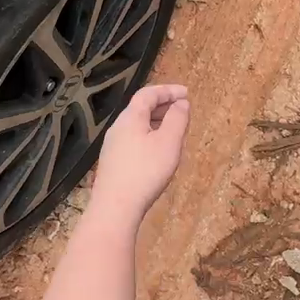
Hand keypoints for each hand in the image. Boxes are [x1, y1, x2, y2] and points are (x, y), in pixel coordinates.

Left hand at [87, 84, 190, 226]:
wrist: (114, 209)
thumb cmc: (145, 171)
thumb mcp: (169, 143)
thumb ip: (177, 119)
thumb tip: (181, 103)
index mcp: (130, 118)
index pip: (148, 94)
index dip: (168, 90)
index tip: (186, 93)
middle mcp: (118, 128)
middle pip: (140, 108)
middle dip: (163, 105)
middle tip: (182, 110)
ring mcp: (112, 146)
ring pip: (136, 125)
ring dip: (156, 121)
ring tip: (174, 130)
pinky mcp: (112, 163)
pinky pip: (133, 139)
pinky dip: (149, 136)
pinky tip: (158, 151)